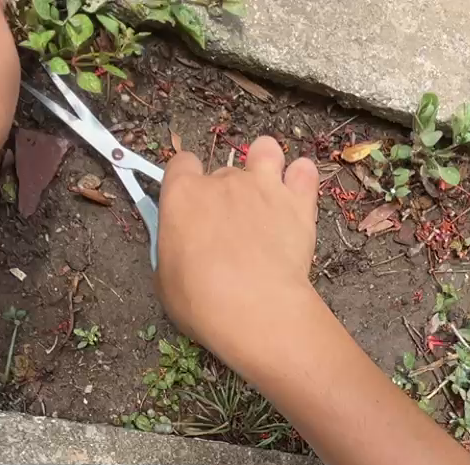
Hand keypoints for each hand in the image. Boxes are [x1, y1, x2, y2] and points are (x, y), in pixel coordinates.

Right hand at [156, 136, 322, 371]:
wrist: (253, 309)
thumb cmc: (201, 301)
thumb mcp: (166, 281)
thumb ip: (172, 253)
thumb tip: (178, 251)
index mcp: (183, 195)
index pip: (181, 165)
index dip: (186, 184)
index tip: (190, 207)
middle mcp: (223, 181)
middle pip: (223, 172)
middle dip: (226, 195)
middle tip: (232, 230)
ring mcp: (263, 186)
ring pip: (265, 151)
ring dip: (265, 164)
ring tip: (267, 193)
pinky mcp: (297, 203)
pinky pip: (304, 171)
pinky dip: (301, 179)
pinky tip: (297, 196)